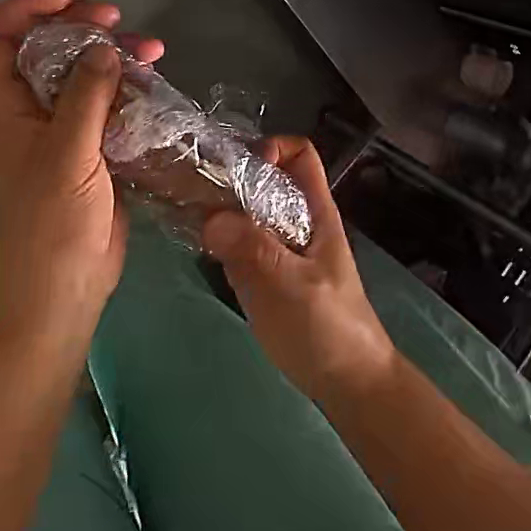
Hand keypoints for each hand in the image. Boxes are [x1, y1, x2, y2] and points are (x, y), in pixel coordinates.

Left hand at [0, 0, 163, 333]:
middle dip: (80, 29)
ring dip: (113, 60)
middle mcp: (27, 116)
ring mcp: (60, 136)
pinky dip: (128, 92)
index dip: (28, 7)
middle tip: (118, 21)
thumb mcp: (67, 154)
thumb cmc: (50, 225)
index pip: (0, 40)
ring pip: (82, 79)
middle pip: (45, 53)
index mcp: (2, 111)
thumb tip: (103, 48)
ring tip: (153, 51)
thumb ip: (86, 96)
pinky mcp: (89, 154)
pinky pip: (106, 109)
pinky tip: (154, 86)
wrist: (63, 289)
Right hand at [201, 137, 399, 401]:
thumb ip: (254, 250)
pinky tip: (198, 249)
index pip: (300, 157)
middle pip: (266, 182)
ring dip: (221, 212)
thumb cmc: (328, 327)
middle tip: (190, 189)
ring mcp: (281, 250)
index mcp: (316, 213)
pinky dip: (219, 243)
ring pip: (249, 214)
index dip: (272, 149)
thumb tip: (210, 217)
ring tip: (182, 213)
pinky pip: (240, 247)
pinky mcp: (267, 277)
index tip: (238, 169)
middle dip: (232, 180)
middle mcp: (296, 223)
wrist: (348, 381)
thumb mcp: (291, 285)